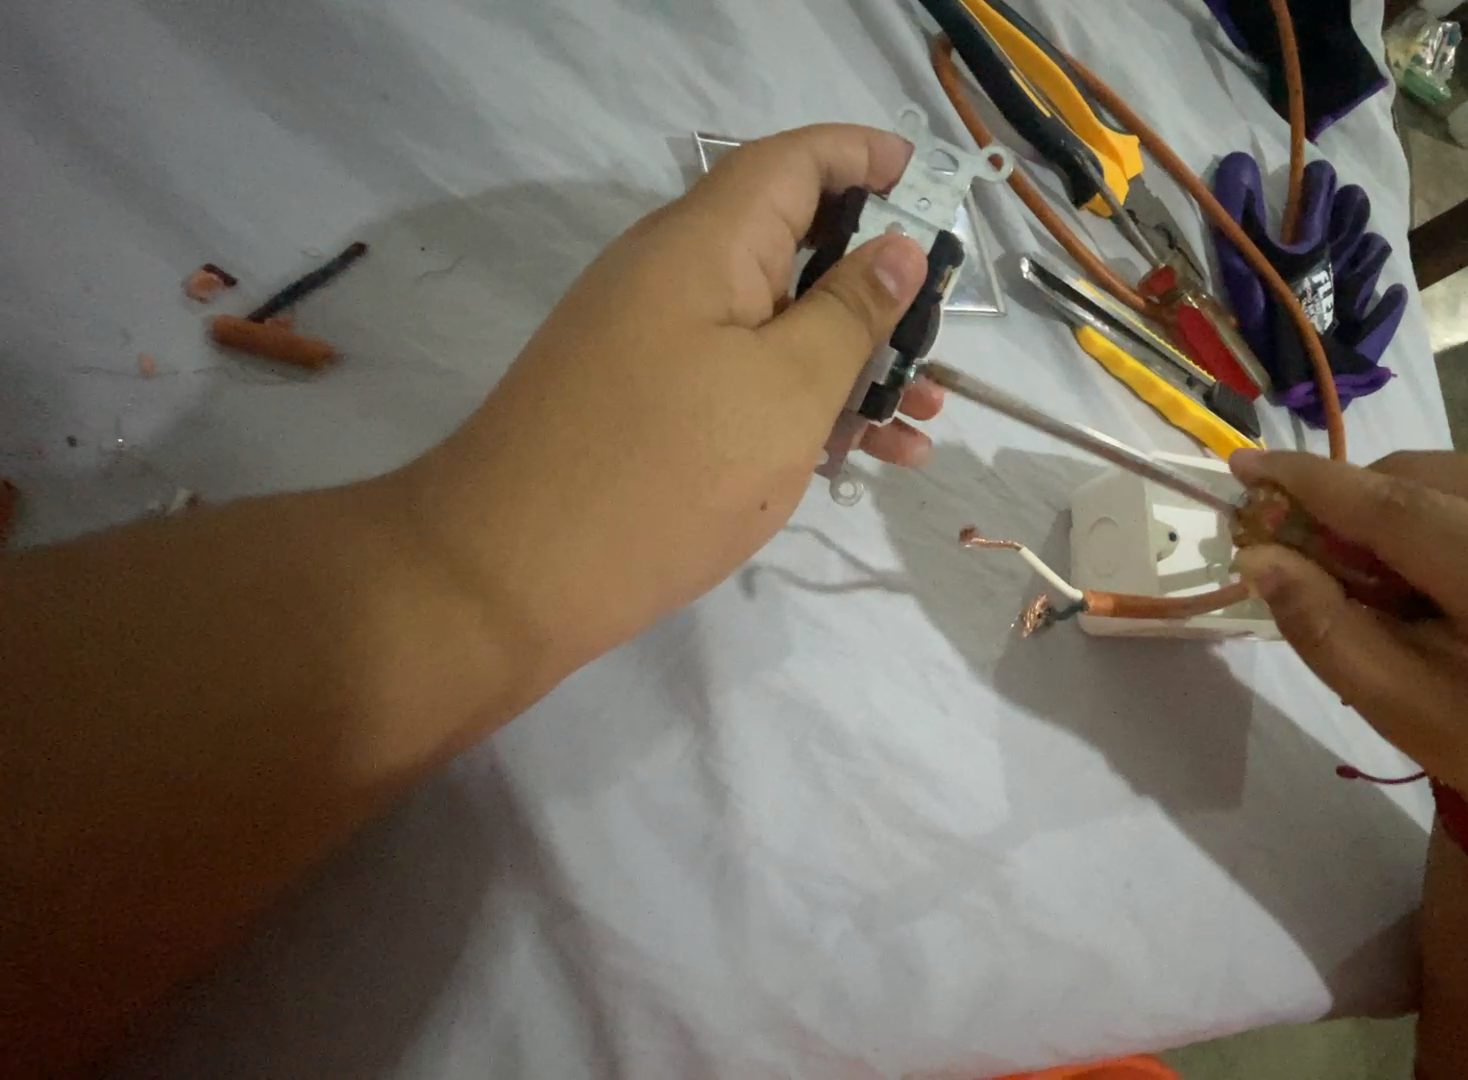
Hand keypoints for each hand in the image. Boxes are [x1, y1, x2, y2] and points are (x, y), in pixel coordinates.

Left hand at [398, 124, 941, 674]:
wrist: (519, 576)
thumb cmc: (669, 471)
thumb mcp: (787, 389)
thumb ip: (851, 313)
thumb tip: (901, 247)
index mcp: (706, 247)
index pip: (793, 164)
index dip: (865, 157)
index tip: (931, 186)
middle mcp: (684, 282)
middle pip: (798, 251)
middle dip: (880, 287)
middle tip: (939, 329)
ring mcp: (673, 350)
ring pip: (786, 332)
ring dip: (861, 364)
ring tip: (930, 411)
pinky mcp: (668, 409)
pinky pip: (757, 387)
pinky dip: (815, 410)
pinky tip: (879, 454)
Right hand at [1229, 450, 1467, 843]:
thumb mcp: (1389, 701)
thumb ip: (1319, 623)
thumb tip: (1256, 555)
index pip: (1406, 512)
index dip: (1317, 483)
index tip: (1247, 463)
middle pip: (1430, 480)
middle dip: (1351, 504)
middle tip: (1303, 547)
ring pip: (1455, 473)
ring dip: (1389, 506)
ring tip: (1371, 569)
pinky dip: (1430, 510)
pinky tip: (1421, 563)